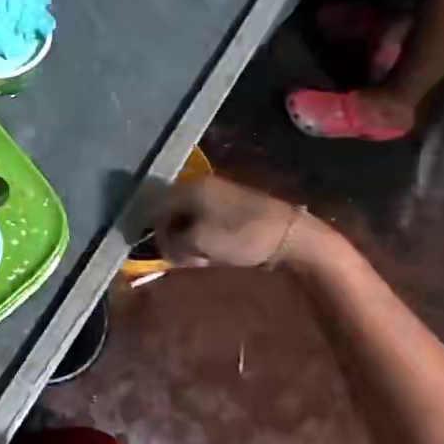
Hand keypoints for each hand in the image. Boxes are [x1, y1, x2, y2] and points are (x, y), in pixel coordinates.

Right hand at [153, 176, 320, 267]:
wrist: (290, 236)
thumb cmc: (240, 236)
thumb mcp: (198, 242)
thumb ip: (173, 243)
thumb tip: (166, 246)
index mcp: (189, 187)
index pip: (155, 207)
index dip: (153, 232)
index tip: (161, 253)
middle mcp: (200, 184)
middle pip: (171, 212)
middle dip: (173, 237)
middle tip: (183, 258)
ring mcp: (218, 194)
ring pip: (188, 218)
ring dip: (189, 240)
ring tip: (201, 258)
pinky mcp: (233, 206)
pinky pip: (206, 220)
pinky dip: (204, 237)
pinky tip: (213, 253)